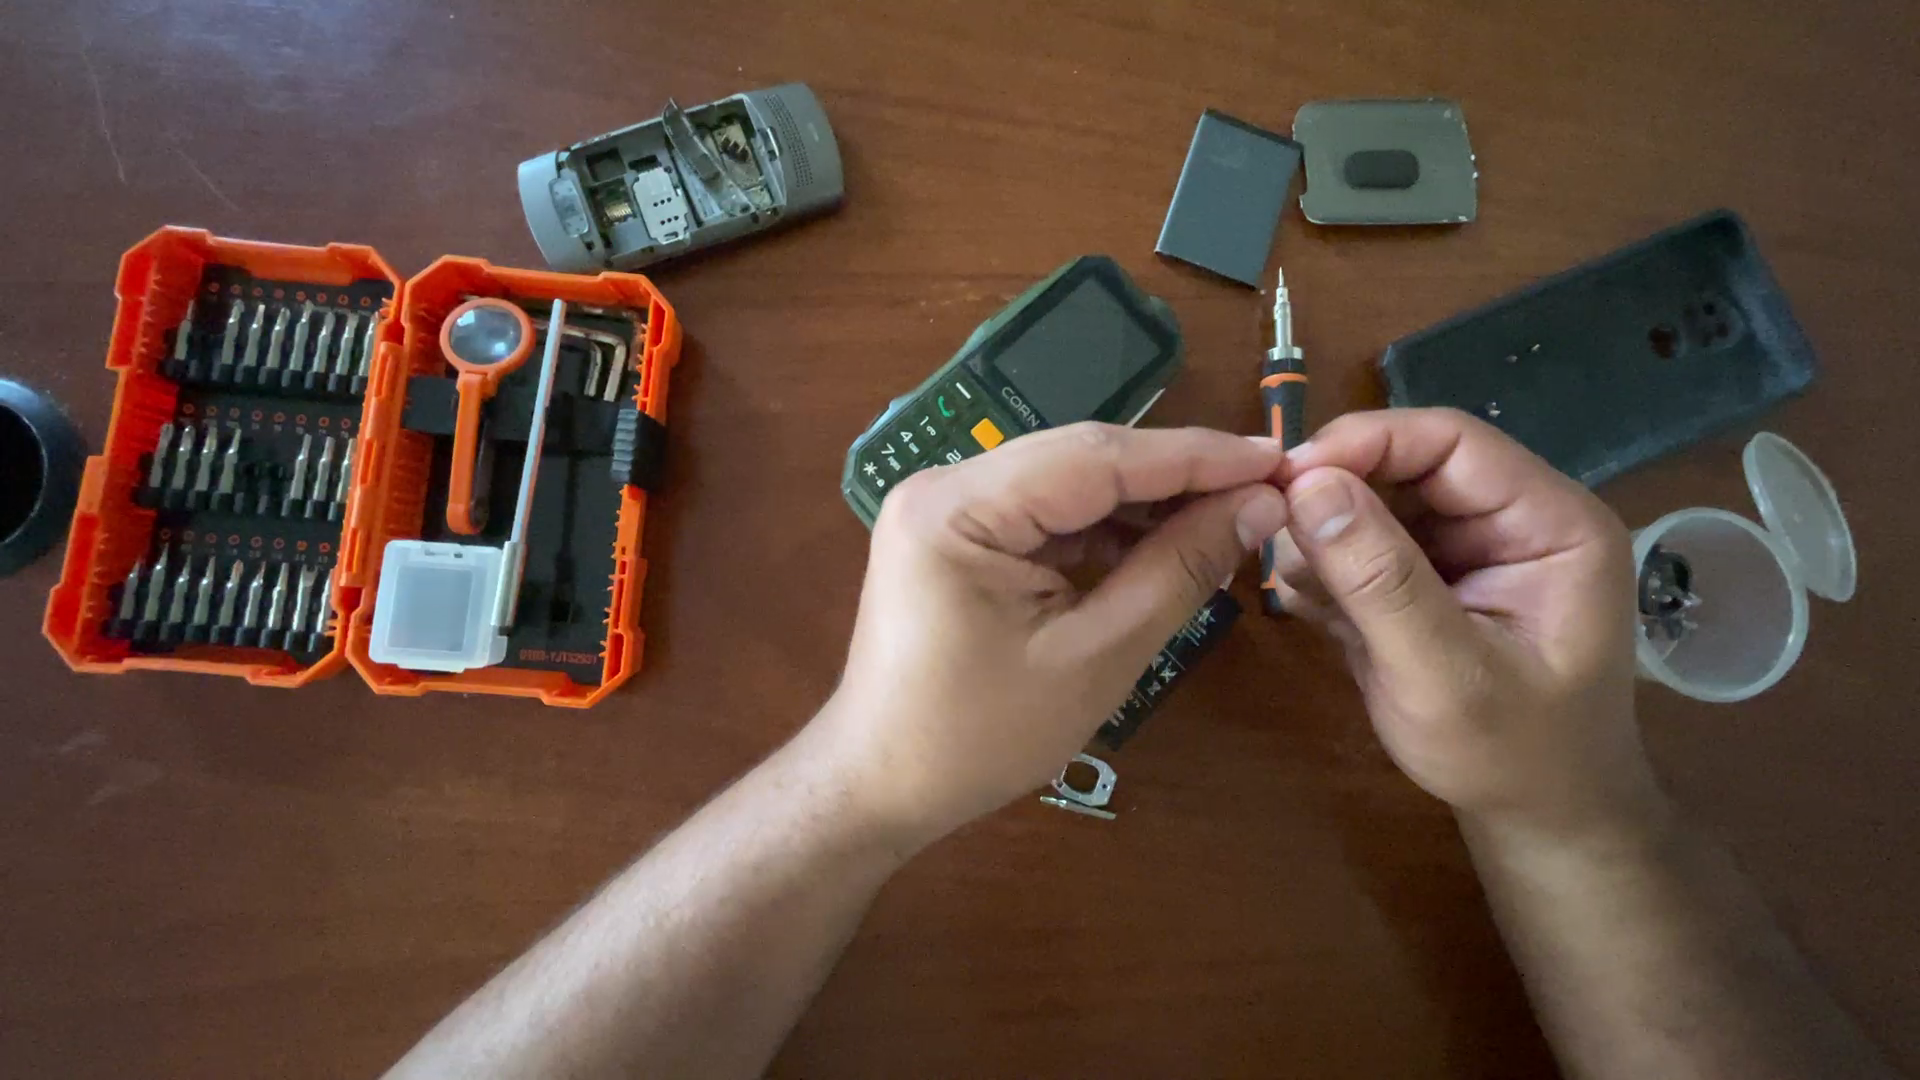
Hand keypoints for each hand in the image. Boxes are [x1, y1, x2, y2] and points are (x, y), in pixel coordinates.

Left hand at [807, 424, 1288, 851]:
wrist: (883, 782)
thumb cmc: (980, 738)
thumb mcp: (1093, 657)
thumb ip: (1177, 571)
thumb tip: (1259, 505)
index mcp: (957, 506)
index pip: (1096, 456)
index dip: (1195, 456)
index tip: (1277, 458)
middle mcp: (944, 485)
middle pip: (1080, 460)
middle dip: (1173, 477)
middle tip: (1263, 489)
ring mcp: (945, 507)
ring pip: (1067, 484)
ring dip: (1142, 504)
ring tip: (1224, 520)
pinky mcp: (957, 534)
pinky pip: (1044, 516)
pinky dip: (1103, 530)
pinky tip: (1158, 546)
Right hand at [1269, 408, 1660, 837]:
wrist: (1532, 813)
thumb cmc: (1507, 754)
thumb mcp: (1440, 672)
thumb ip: (1377, 578)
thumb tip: (1305, 485)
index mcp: (1548, 524)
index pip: (1451, 440)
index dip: (1364, 443)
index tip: (1285, 477)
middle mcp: (1508, 519)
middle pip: (1404, 464)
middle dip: (1333, 493)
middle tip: (1269, 529)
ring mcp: (1466, 546)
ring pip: (1373, 500)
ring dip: (1323, 536)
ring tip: (1299, 590)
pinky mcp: (1427, 573)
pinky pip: (1362, 541)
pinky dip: (1325, 566)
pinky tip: (1314, 609)